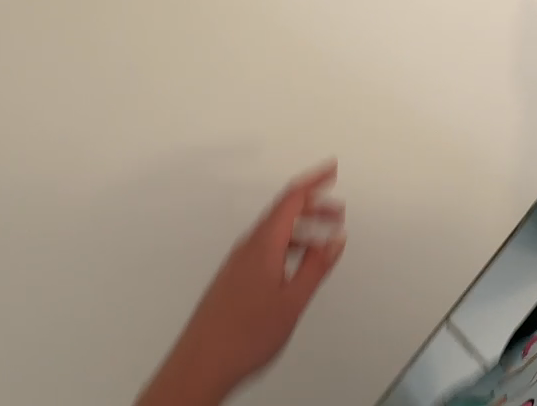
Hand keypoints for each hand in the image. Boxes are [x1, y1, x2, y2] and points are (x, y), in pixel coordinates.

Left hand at [139, 162, 346, 405]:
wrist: (200, 366)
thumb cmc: (240, 337)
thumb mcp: (293, 301)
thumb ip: (316, 266)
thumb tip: (335, 240)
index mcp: (264, 244)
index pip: (293, 197)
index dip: (315, 180)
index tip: (331, 169)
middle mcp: (248, 247)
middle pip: (284, 211)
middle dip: (314, 205)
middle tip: (336, 208)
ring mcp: (238, 261)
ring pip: (275, 230)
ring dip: (302, 226)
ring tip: (322, 236)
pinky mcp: (234, 276)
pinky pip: (265, 245)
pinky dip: (288, 243)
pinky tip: (296, 261)